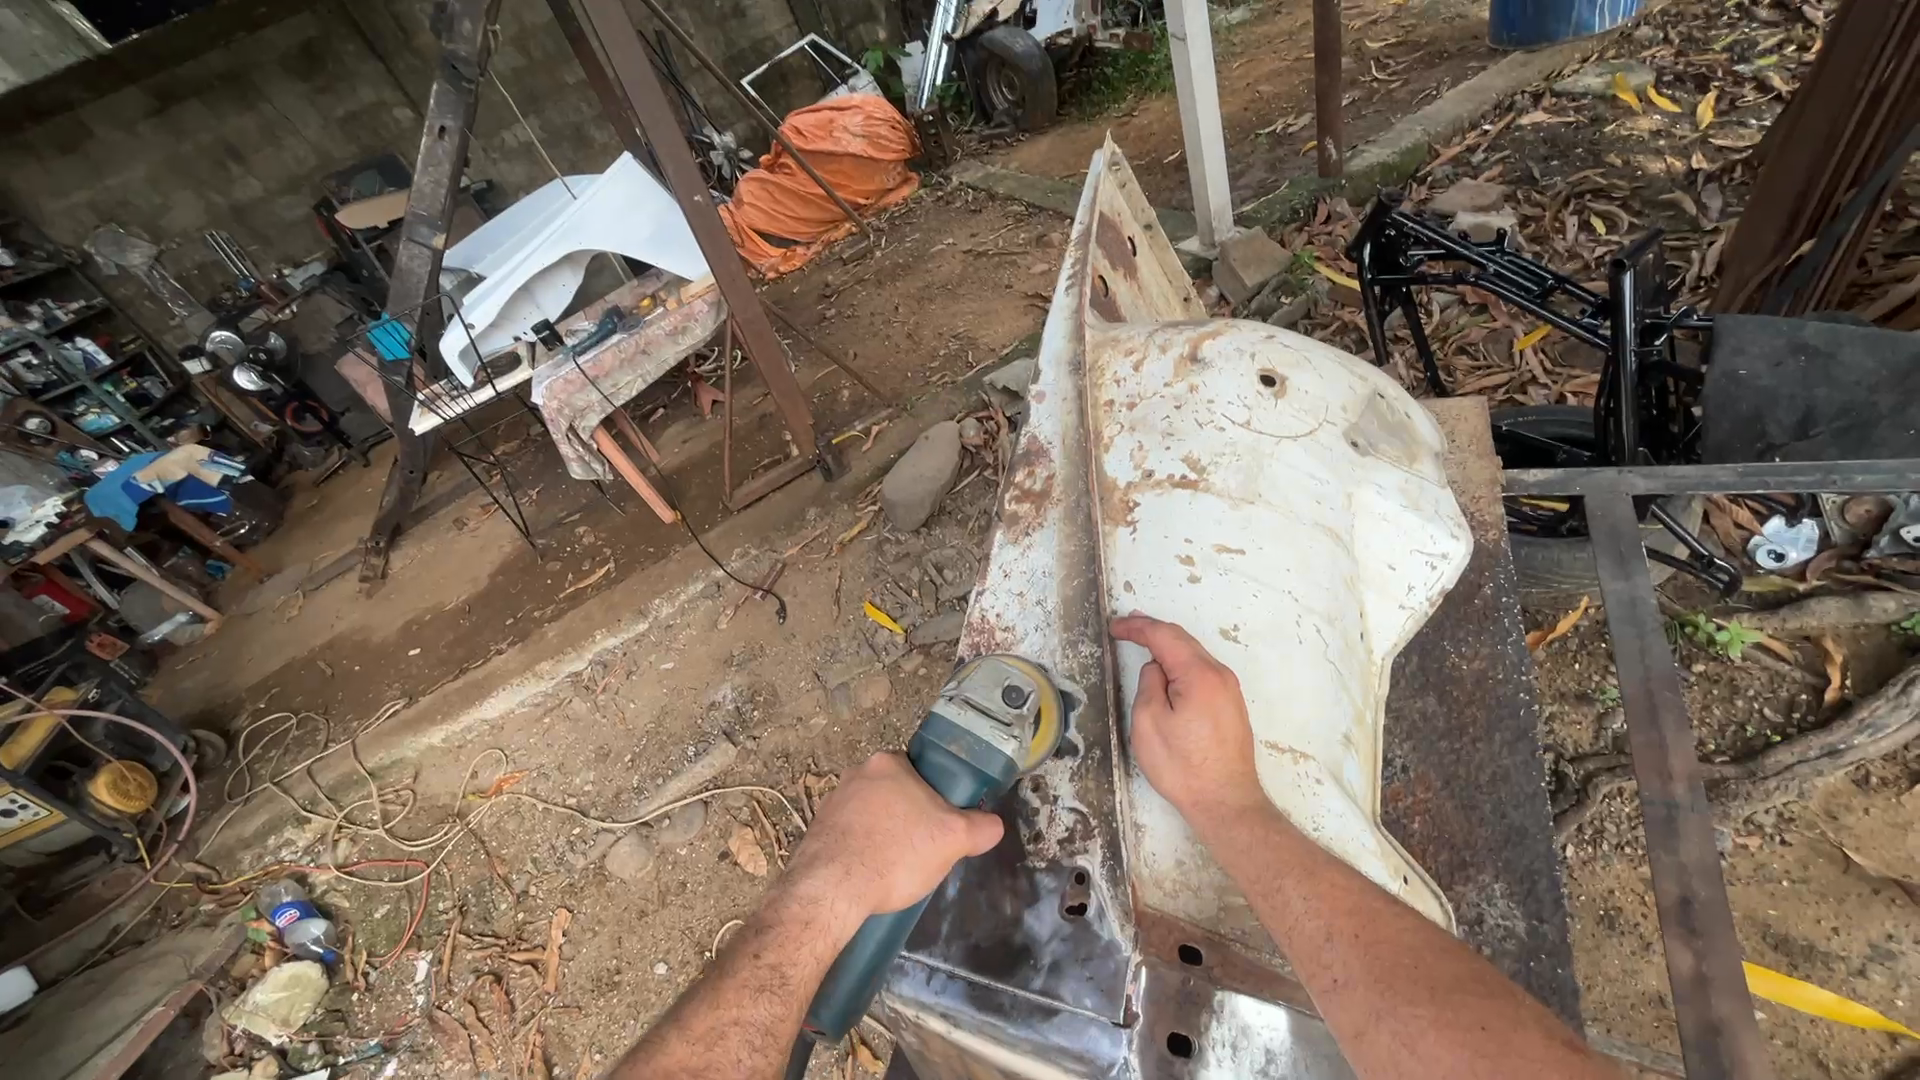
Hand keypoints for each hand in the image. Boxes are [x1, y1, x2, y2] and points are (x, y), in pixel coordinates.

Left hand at [787, 752, 1004, 917]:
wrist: (831, 889)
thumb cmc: (897, 852)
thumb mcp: (954, 839)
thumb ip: (980, 827)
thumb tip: (993, 826)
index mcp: (888, 762)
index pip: (919, 772)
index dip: (933, 798)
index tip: (938, 824)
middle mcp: (856, 773)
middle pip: (895, 793)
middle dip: (909, 818)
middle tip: (921, 848)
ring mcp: (832, 801)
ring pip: (871, 815)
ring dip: (883, 835)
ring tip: (895, 868)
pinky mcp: (816, 830)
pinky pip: (849, 836)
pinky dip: (860, 851)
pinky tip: (869, 876)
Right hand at [1110, 614, 1266, 825]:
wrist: (1226, 803)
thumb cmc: (1182, 766)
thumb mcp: (1149, 723)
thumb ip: (1149, 685)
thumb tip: (1156, 669)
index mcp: (1199, 675)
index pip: (1164, 636)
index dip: (1137, 627)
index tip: (1115, 627)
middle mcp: (1220, 675)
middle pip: (1183, 640)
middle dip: (1153, 630)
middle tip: (1126, 626)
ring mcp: (1229, 691)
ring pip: (1195, 655)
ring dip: (1168, 646)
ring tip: (1143, 640)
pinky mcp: (1231, 706)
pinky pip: (1203, 671)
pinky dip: (1181, 662)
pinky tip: (1168, 668)